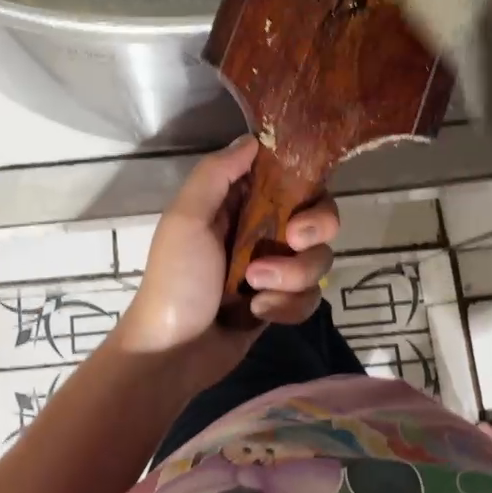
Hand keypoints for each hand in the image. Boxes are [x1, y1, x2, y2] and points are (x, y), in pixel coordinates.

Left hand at [119, 137, 338, 388]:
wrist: (172, 352)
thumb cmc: (176, 279)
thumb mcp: (186, 218)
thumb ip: (216, 174)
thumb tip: (252, 139)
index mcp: (236, 203)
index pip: (290, 178)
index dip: (306, 185)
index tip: (300, 202)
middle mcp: (260, 230)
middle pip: (319, 217)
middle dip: (314, 231)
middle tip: (292, 242)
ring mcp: (272, 268)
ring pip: (318, 260)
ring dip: (292, 276)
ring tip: (254, 290)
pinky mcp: (280, 303)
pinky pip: (309, 298)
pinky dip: (288, 306)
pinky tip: (258, 314)